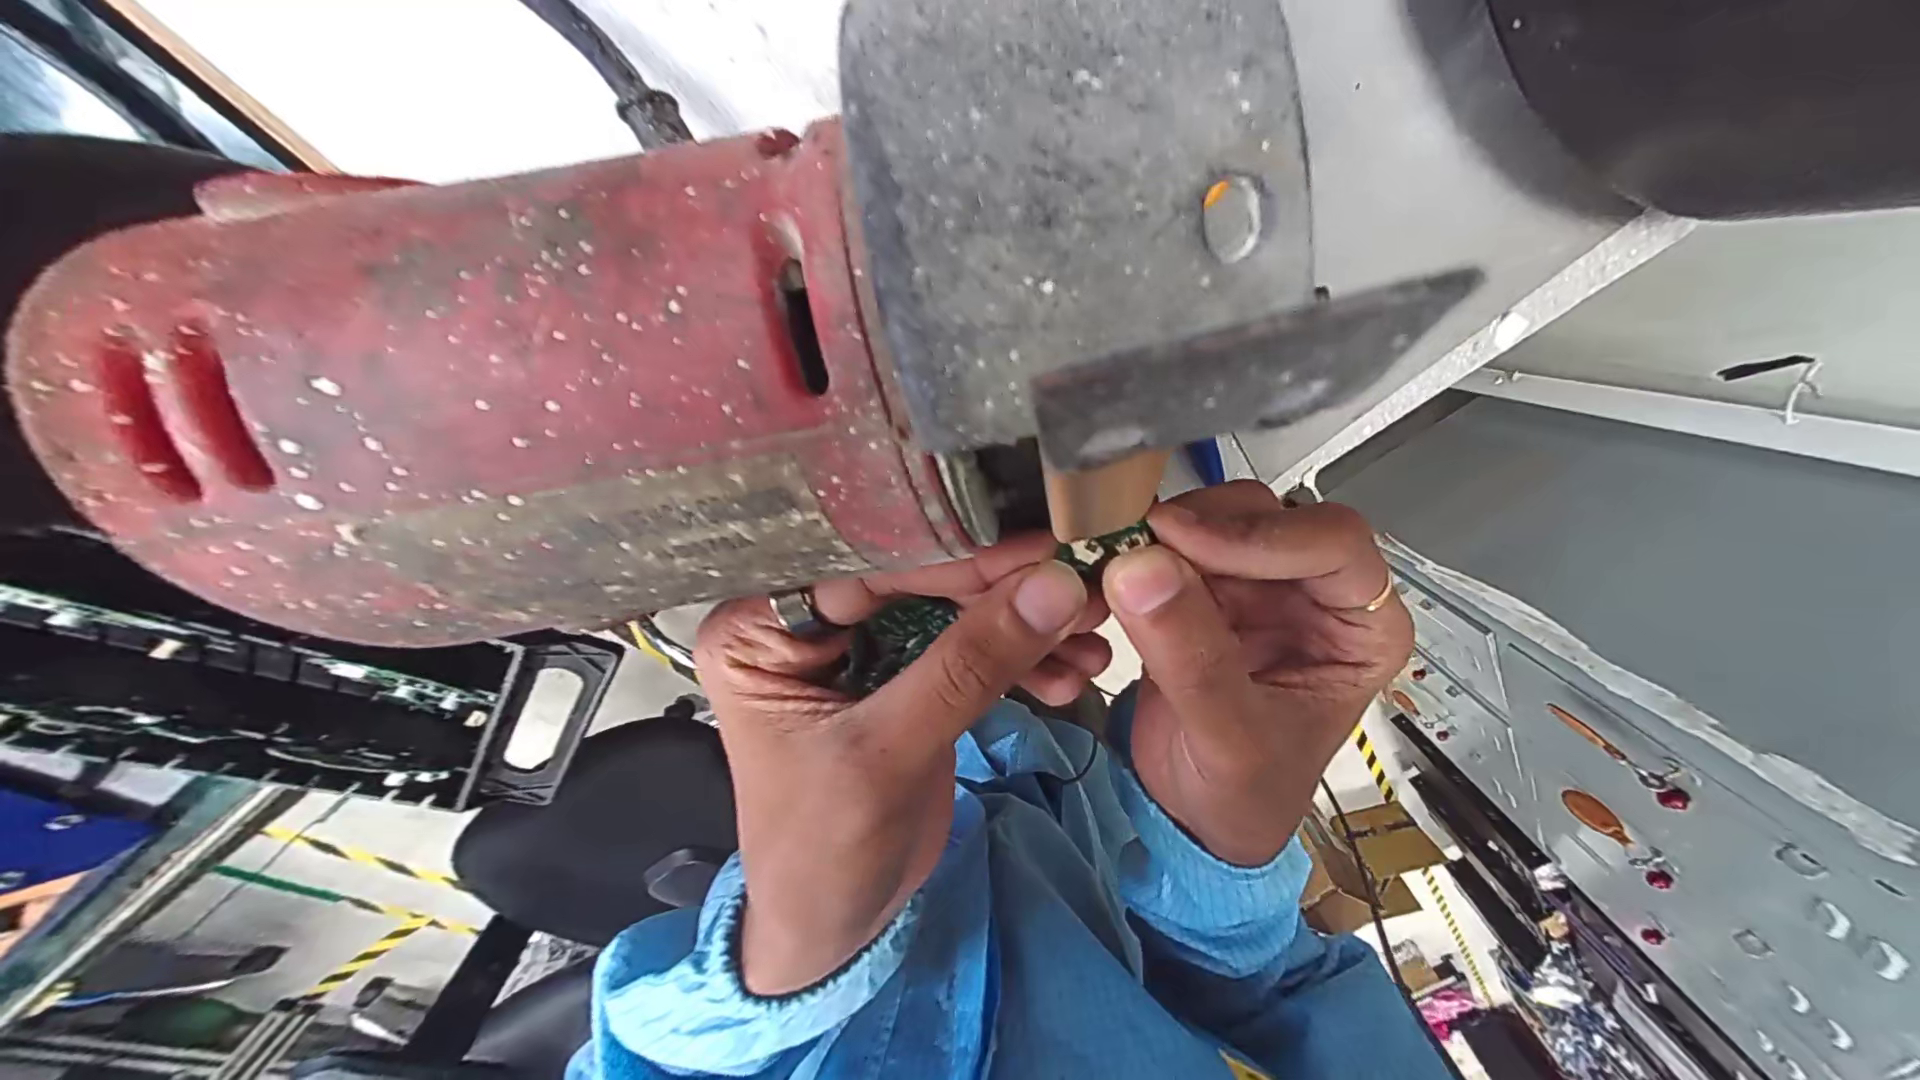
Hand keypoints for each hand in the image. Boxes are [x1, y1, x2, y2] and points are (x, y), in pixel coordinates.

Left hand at [695, 533, 1108, 993]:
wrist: (833, 924)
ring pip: (953, 612)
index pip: (866, 568)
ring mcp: (863, 646)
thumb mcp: (888, 754)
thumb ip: (967, 668)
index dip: (956, 560)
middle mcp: (808, 621)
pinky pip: (968, 649)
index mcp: (762, 626)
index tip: (1041, 553)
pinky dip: (1020, 660)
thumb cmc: (822, 849)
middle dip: (1004, 596)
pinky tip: (1067, 676)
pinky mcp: (905, 673)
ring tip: (1090, 643)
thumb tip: (1050, 586)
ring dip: (1024, 628)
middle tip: (1082, 598)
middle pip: (919, 582)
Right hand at [1102, 481, 1411, 866]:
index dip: (1255, 536)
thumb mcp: (1228, 741)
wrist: (1193, 810)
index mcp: (1357, 626)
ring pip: (1211, 519)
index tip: (1173, 543)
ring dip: (1158, 535)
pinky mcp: (1199, 589)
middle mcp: (1308, 592)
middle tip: (1131, 550)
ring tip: (1114, 567)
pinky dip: (1134, 551)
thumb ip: (1192, 660)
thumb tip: (1139, 567)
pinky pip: (1168, 545)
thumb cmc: (1242, 792)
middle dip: (1196, 528)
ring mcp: (1251, 585)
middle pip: (1264, 516)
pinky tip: (1109, 573)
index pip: (1330, 543)